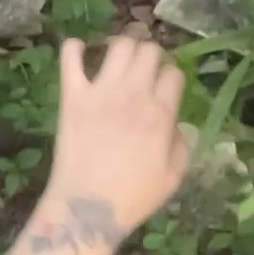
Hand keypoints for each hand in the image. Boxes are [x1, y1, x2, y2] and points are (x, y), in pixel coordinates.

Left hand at [42, 38, 188, 231]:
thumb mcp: (173, 177)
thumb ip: (184, 145)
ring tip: (120, 59)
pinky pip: (70, 57)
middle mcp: (133, 95)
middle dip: (151, 55)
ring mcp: (101, 92)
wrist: (87, 208)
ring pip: (118, 46)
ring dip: (123, 46)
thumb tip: (183, 123)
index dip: (172, 77)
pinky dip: (74, 48)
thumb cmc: (133, 197)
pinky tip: (79, 51)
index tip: (166, 86)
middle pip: (149, 51)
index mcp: (161, 114)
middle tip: (144, 69)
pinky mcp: (72, 96)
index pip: (174, 74)